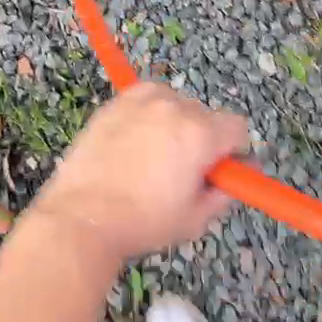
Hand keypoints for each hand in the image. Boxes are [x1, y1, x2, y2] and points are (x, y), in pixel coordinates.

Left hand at [25, 83, 247, 265]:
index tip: (220, 170)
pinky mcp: (116, 102)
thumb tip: (232, 180)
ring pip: (175, 104)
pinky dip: (147, 114)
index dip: (233, 151)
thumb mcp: (195, 219)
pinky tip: (134, 143)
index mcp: (200, 134)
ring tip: (154, 157)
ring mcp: (142, 101)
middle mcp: (174, 107)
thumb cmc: (142, 221)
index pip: (237, 128)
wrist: (83, 216)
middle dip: (202, 139)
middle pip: (206, 115)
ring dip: (175, 123)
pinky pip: (145, 100)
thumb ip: (222, 194)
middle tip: (183, 171)